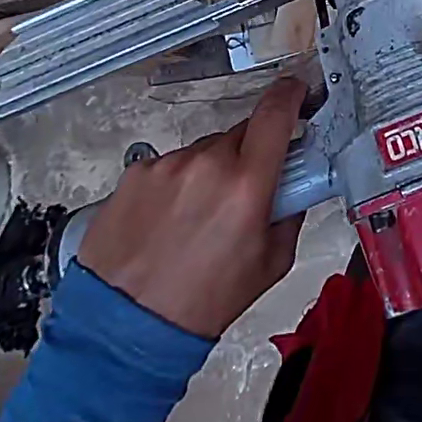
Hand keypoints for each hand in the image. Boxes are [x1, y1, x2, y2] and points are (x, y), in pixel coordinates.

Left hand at [77, 77, 305, 338]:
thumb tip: (296, 183)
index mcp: (247, 183)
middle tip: (244, 189)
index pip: (276, 113)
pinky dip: (177, 183)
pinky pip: (171, 165)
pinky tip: (168, 218)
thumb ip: (291, 211)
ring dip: (211, 170)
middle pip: (242, 133)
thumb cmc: (204, 300)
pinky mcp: (136, 173)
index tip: (296, 92)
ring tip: (196, 216)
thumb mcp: (272, 261)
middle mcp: (207, 163)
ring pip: (205, 150)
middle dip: (250, 154)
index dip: (291, 94)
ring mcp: (167, 165)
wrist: (124, 329)